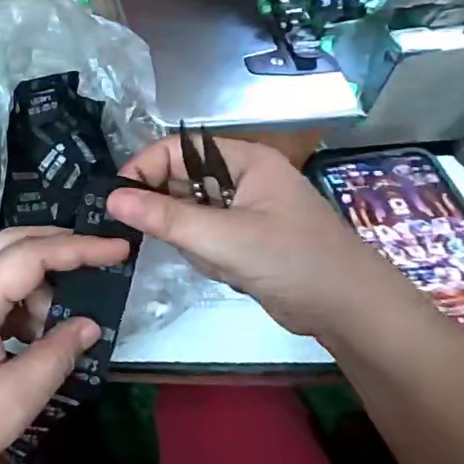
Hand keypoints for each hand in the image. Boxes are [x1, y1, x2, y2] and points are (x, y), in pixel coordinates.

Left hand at [0, 228, 127, 463]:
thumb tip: (90, 325)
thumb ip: (57, 353)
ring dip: (41, 289)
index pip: (30, 255)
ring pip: (6, 270)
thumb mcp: (16, 397)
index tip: (120, 249)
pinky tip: (38, 339)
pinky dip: (25, 306)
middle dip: (59, 249)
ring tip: (60, 332)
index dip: (78, 248)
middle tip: (102, 261)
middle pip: (12, 246)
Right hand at [106, 137, 430, 338]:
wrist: (352, 313)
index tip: (118, 198)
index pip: (177, 150)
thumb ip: (166, 217)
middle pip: (179, 179)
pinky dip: (202, 253)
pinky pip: (201, 236)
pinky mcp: (242, 238)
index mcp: (243, 160)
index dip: (144, 168)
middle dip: (168, 210)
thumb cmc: (294, 261)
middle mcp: (240, 178)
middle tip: (157, 235)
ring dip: (188, 237)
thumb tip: (111, 198)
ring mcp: (242, 209)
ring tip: (212, 258)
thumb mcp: (224, 238)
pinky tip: (225, 270)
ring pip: (187, 211)